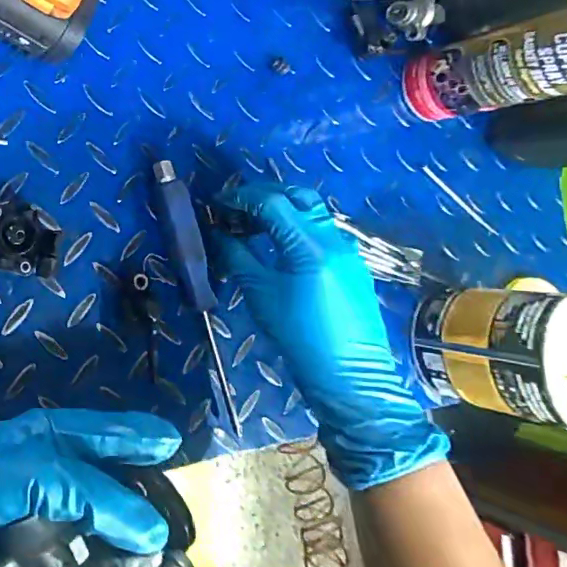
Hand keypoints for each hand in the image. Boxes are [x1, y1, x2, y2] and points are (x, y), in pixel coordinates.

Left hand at [0, 410, 181, 566]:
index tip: (149, 539)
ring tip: (134, 474)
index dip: (94, 494)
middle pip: (21, 438)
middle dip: (93, 435)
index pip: (26, 472)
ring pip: (10, 466)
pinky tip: (74, 538)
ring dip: (72, 466)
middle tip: (161, 440)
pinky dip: (45, 510)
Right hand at [211, 183, 447, 490]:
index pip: (272, 202)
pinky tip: (274, 244)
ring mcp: (347, 249)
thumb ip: (237, 256)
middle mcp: (333, 238)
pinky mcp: (350, 263)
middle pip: (298, 196)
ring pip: (311, 211)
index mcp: (310, 245)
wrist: (349, 371)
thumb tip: (219, 233)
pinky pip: (319, 230)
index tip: (216, 203)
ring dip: (280, 208)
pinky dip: (294, 225)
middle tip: (234, 207)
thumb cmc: (297, 333)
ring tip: (250, 224)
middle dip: (263, 195)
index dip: (240, 197)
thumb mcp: (259, 292)